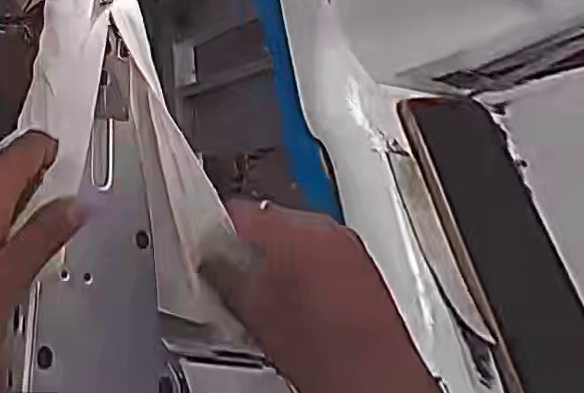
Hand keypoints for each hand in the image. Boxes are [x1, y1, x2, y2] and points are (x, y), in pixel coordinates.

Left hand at [0, 131, 85, 392]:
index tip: (71, 188)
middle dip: (35, 190)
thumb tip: (79, 205)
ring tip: (7, 257)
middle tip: (39, 237)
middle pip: (16, 158)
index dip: (60, 162)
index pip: (38, 141)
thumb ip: (47, 233)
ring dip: (9, 204)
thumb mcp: (7, 283)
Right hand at [201, 199, 439, 392]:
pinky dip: (306, 263)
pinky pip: (321, 245)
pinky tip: (300, 298)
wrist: (376, 383)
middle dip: (250, 243)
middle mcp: (318, 224)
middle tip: (236, 274)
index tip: (208, 245)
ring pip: (295, 231)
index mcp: (287, 228)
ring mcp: (343, 240)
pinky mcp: (360, 258)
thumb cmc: (325, 356)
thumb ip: (224, 271)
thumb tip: (210, 256)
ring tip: (270, 292)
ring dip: (278, 252)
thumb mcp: (254, 311)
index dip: (217, 227)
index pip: (237, 209)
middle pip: (267, 217)